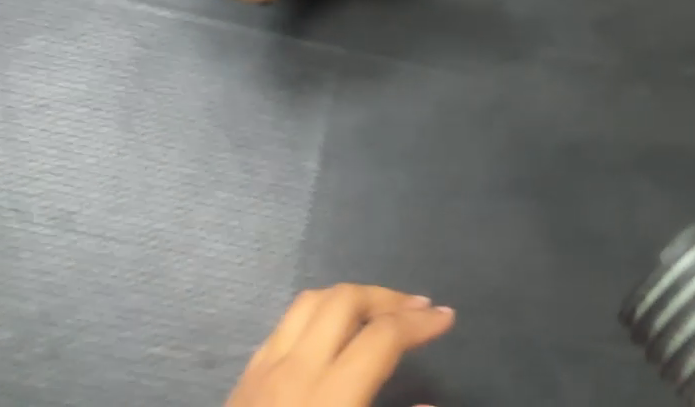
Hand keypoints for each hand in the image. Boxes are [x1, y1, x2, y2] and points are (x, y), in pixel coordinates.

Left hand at [227, 284, 454, 406]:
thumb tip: (429, 404)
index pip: (381, 337)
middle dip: (387, 298)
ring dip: (351, 298)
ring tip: (380, 311)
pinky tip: (332, 331)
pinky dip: (318, 313)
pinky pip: (286, 323)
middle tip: (419, 310)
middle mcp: (295, 370)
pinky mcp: (245, 376)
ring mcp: (264, 368)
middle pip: (344, 301)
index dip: (419, 324)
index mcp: (328, 398)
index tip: (449, 318)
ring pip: (311, 301)